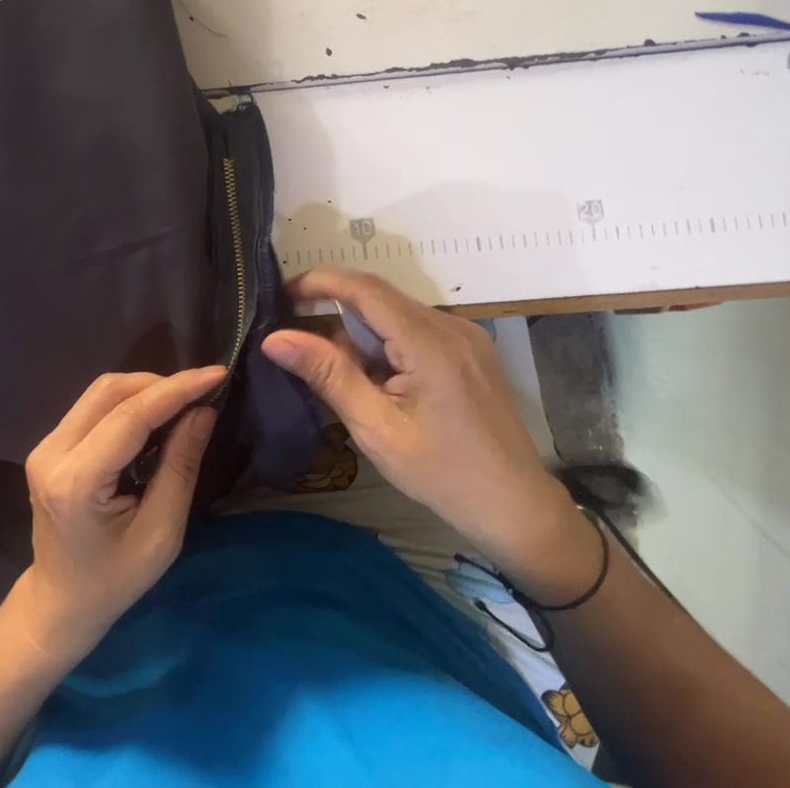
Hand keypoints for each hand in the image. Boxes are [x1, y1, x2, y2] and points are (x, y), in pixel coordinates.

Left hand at [4, 367, 224, 667]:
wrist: (61, 600)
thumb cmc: (114, 580)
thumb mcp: (160, 533)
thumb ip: (180, 467)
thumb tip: (204, 411)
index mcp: (76, 481)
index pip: (129, 416)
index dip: (176, 389)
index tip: (217, 374)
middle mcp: (51, 453)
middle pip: (109, 392)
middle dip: (160, 384)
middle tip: (203, 391)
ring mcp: (44, 446)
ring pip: (99, 393)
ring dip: (144, 389)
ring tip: (185, 402)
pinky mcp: (48, 446)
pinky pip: (92, 407)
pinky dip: (128, 403)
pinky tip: (156, 415)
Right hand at [260, 269, 597, 600]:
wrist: (514, 507)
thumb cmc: (441, 474)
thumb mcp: (375, 428)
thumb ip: (328, 375)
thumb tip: (275, 338)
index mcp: (430, 343)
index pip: (365, 288)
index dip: (319, 282)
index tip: (279, 294)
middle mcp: (452, 327)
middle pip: (380, 298)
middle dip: (333, 308)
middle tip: (293, 335)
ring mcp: (466, 337)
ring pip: (396, 313)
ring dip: (358, 330)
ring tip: (330, 368)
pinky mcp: (470, 351)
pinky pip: (415, 329)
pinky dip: (383, 342)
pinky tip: (371, 377)